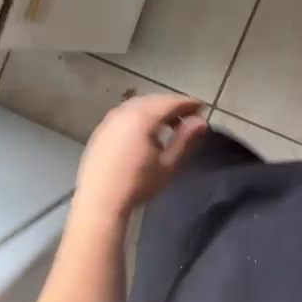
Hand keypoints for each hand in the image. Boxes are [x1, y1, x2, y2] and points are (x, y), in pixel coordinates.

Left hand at [75, 94, 210, 215]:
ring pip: (137, 105)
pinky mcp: (101, 130)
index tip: (202, 107)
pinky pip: (125, 114)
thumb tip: (201, 122)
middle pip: (152, 101)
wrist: (100, 201)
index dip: (187, 103)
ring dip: (155, 110)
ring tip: (169, 124)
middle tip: (188, 116)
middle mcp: (123, 112)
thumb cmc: (138, 184)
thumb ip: (185, 140)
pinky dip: (140, 115)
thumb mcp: (168, 164)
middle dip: (171, 105)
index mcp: (141, 118)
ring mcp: (109, 120)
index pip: (169, 102)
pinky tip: (146, 132)